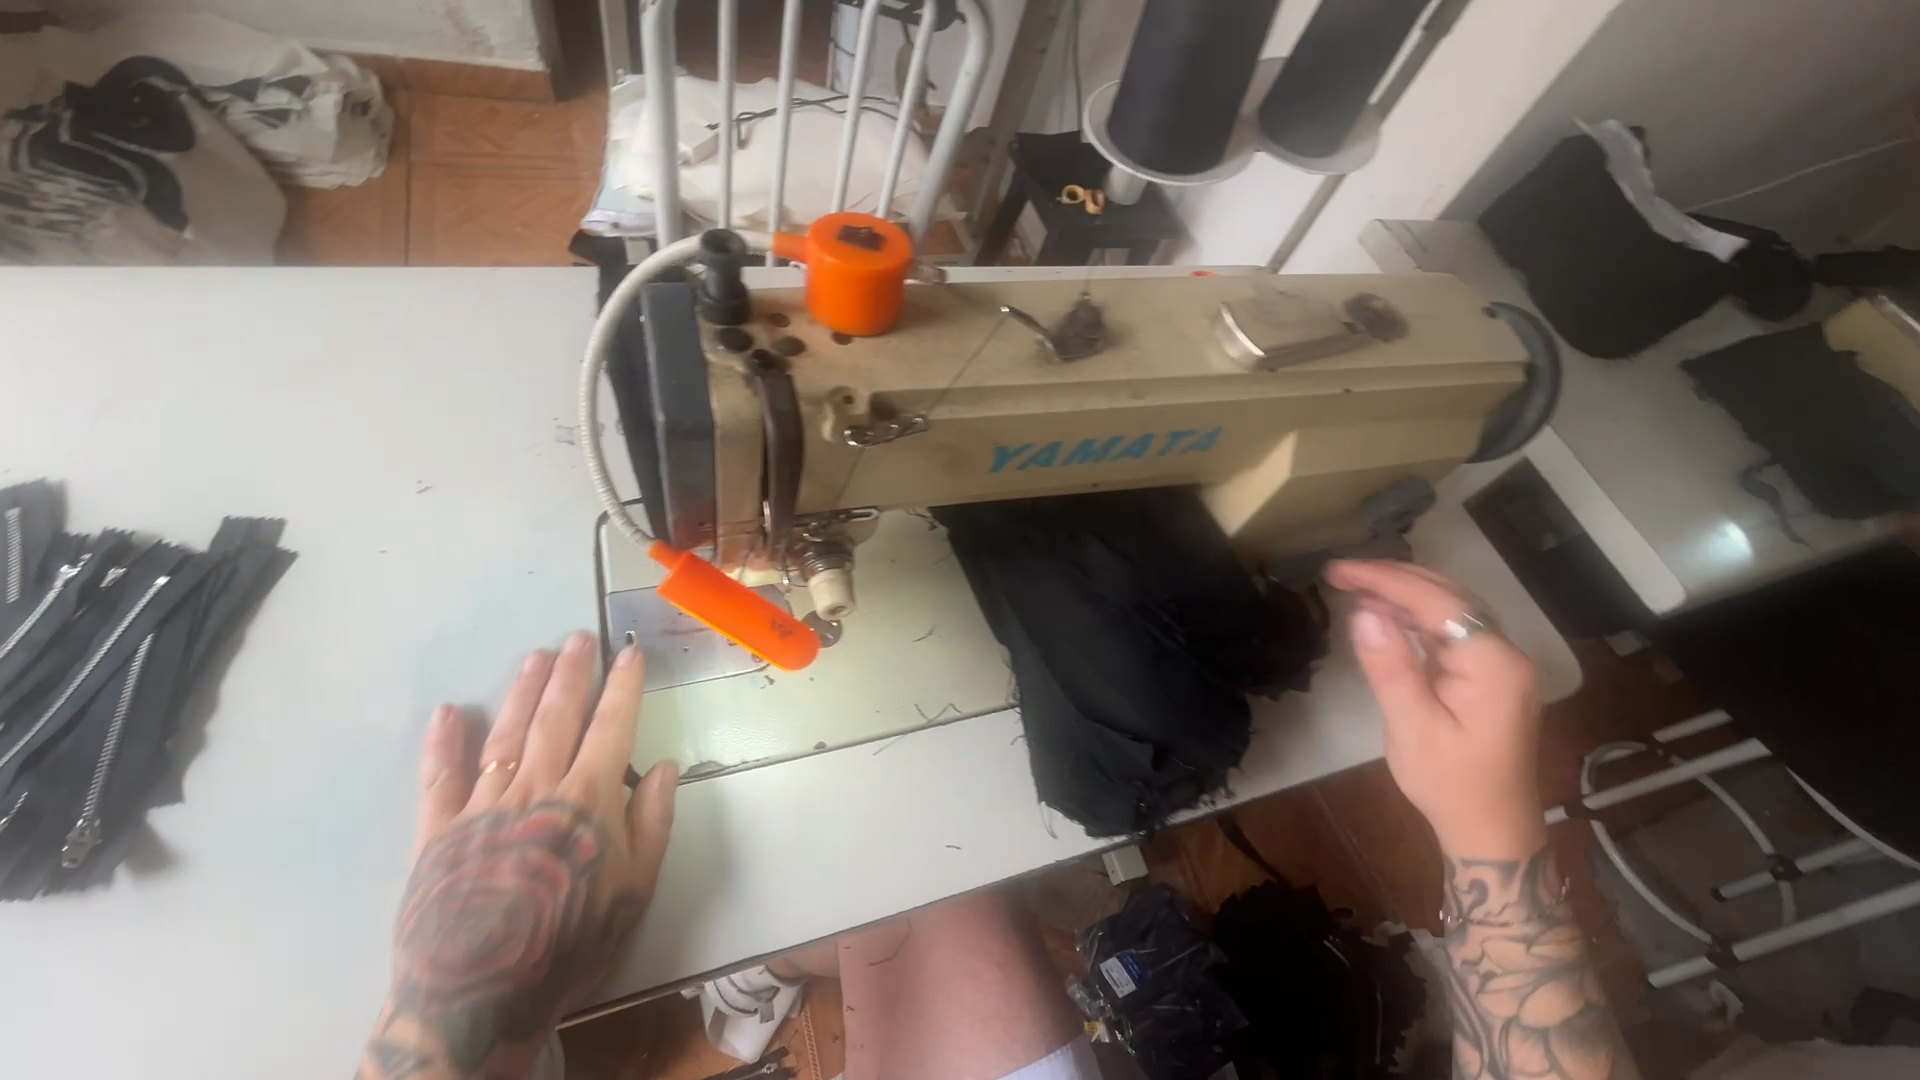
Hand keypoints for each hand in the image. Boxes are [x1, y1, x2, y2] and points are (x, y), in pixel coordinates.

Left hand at [360, 632, 678, 1079]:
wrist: (480, 997)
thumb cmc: (572, 941)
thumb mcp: (636, 888)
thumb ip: (653, 822)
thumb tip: (667, 765)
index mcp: (588, 798)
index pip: (612, 725)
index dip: (624, 686)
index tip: (630, 653)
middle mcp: (535, 786)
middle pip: (556, 716)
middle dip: (572, 673)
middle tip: (578, 638)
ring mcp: (482, 804)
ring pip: (505, 733)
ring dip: (521, 690)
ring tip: (534, 656)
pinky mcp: (436, 830)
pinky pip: (438, 776)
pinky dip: (442, 742)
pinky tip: (447, 712)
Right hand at [1324, 560, 1543, 858]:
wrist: (1489, 830)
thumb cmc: (1449, 783)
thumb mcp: (1411, 727)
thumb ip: (1390, 667)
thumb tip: (1362, 612)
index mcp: (1492, 664)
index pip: (1435, 602)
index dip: (1385, 580)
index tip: (1337, 570)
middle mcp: (1504, 654)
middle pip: (1448, 596)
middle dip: (1393, 576)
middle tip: (1340, 571)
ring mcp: (1499, 664)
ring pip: (1450, 609)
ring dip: (1403, 592)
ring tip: (1354, 585)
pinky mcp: (1487, 675)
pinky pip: (1451, 630)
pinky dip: (1415, 615)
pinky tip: (1385, 615)